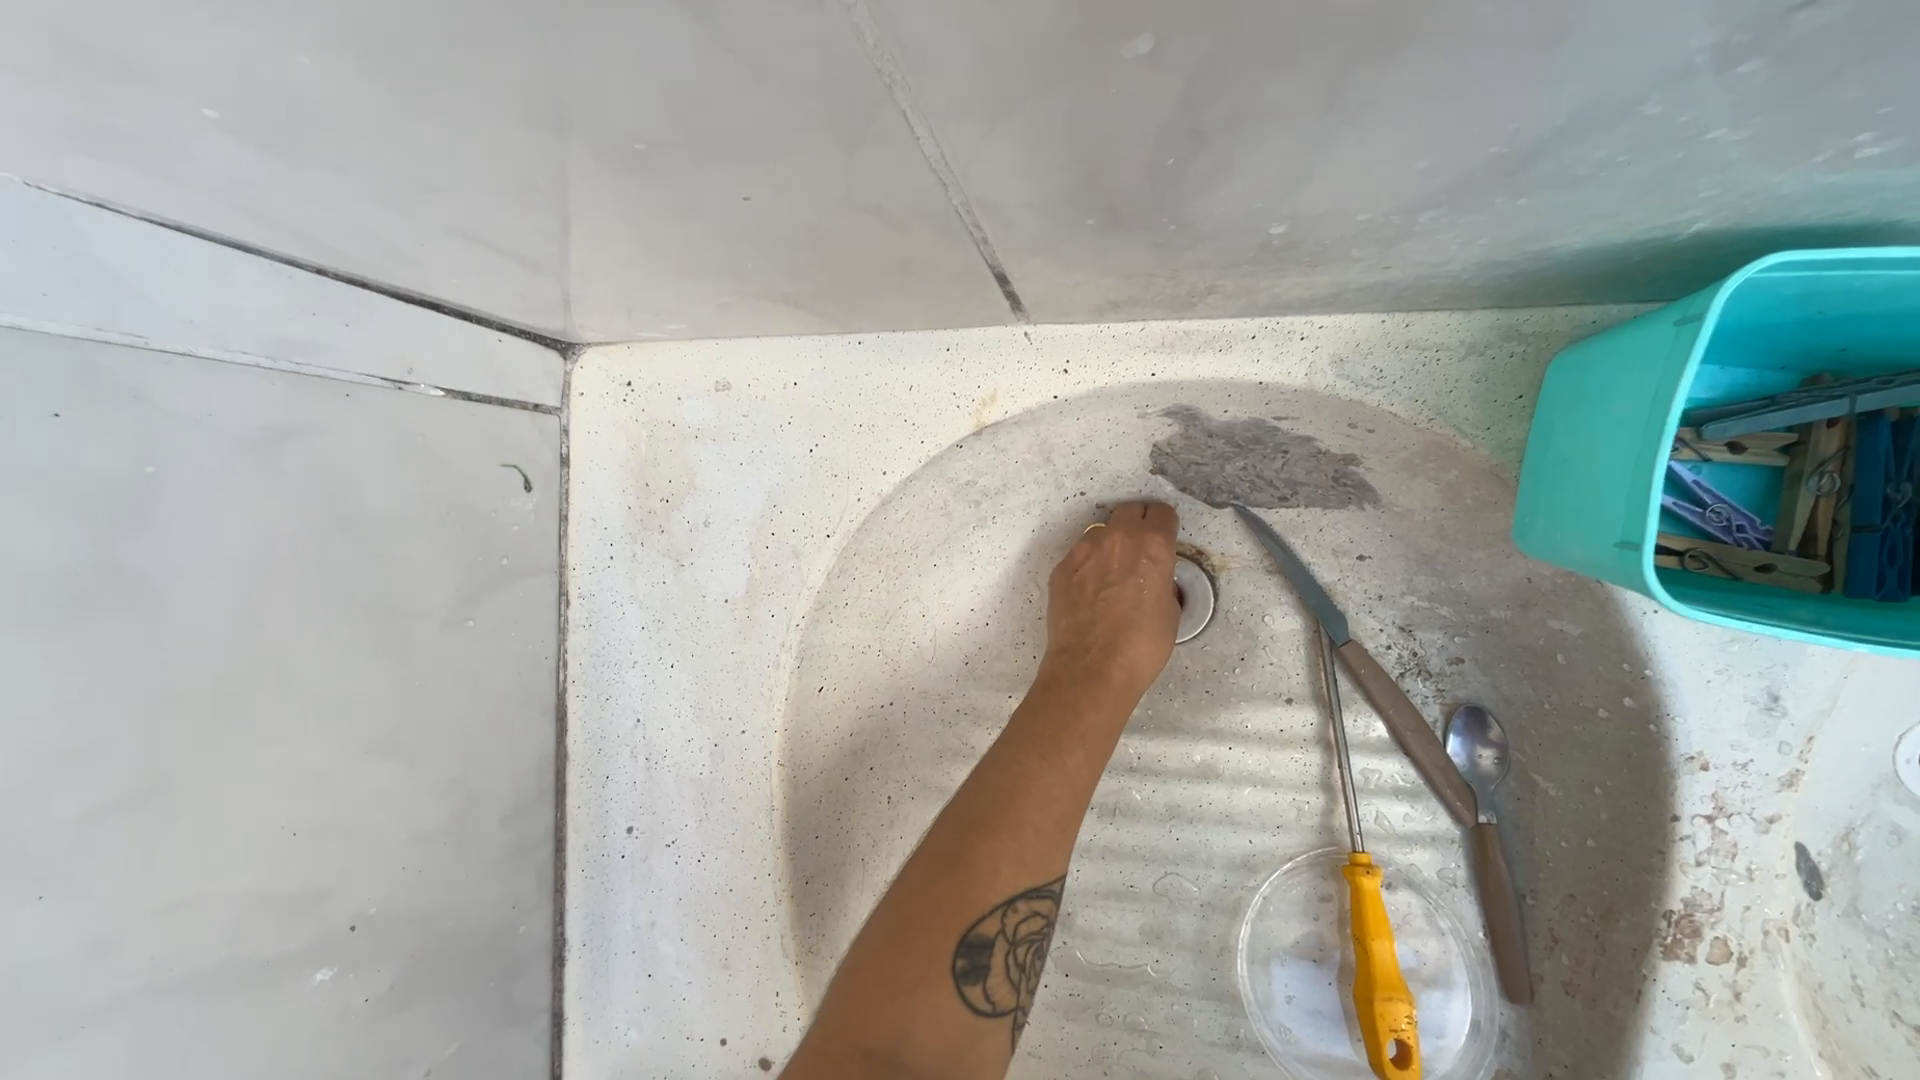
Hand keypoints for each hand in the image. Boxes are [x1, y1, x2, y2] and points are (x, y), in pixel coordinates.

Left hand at [1036, 501, 1180, 708]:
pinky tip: (1090, 590)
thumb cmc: (1140, 646)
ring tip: (1112, 571)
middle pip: (1129, 511)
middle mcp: (1117, 539)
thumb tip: (1154, 579)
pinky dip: (1087, 564)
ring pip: (1100, 531)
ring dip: (1110, 542)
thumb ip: (1163, 581)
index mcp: (1152, 546)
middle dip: (1138, 523)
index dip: (1165, 525)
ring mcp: (1084, 552)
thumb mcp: (1170, 612)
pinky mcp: (1061, 569)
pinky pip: (1079, 555)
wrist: (1091, 668)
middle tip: (1141, 547)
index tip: (1165, 537)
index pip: (1162, 513)